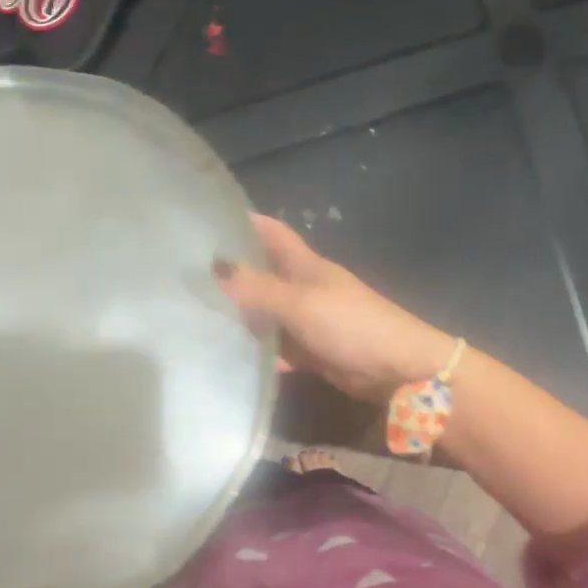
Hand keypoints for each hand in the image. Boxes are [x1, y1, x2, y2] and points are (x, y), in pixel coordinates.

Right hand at [217, 214, 457, 400]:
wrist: (397, 368)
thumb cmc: (351, 324)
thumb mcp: (300, 302)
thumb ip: (257, 288)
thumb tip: (214, 268)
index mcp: (306, 266)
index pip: (273, 234)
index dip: (247, 223)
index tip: (210, 219)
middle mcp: (305, 288)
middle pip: (265, 274)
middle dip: (233, 272)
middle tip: (190, 276)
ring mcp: (309, 321)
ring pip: (268, 313)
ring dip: (241, 316)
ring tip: (199, 317)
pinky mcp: (312, 351)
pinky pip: (278, 348)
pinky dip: (259, 352)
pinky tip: (231, 356)